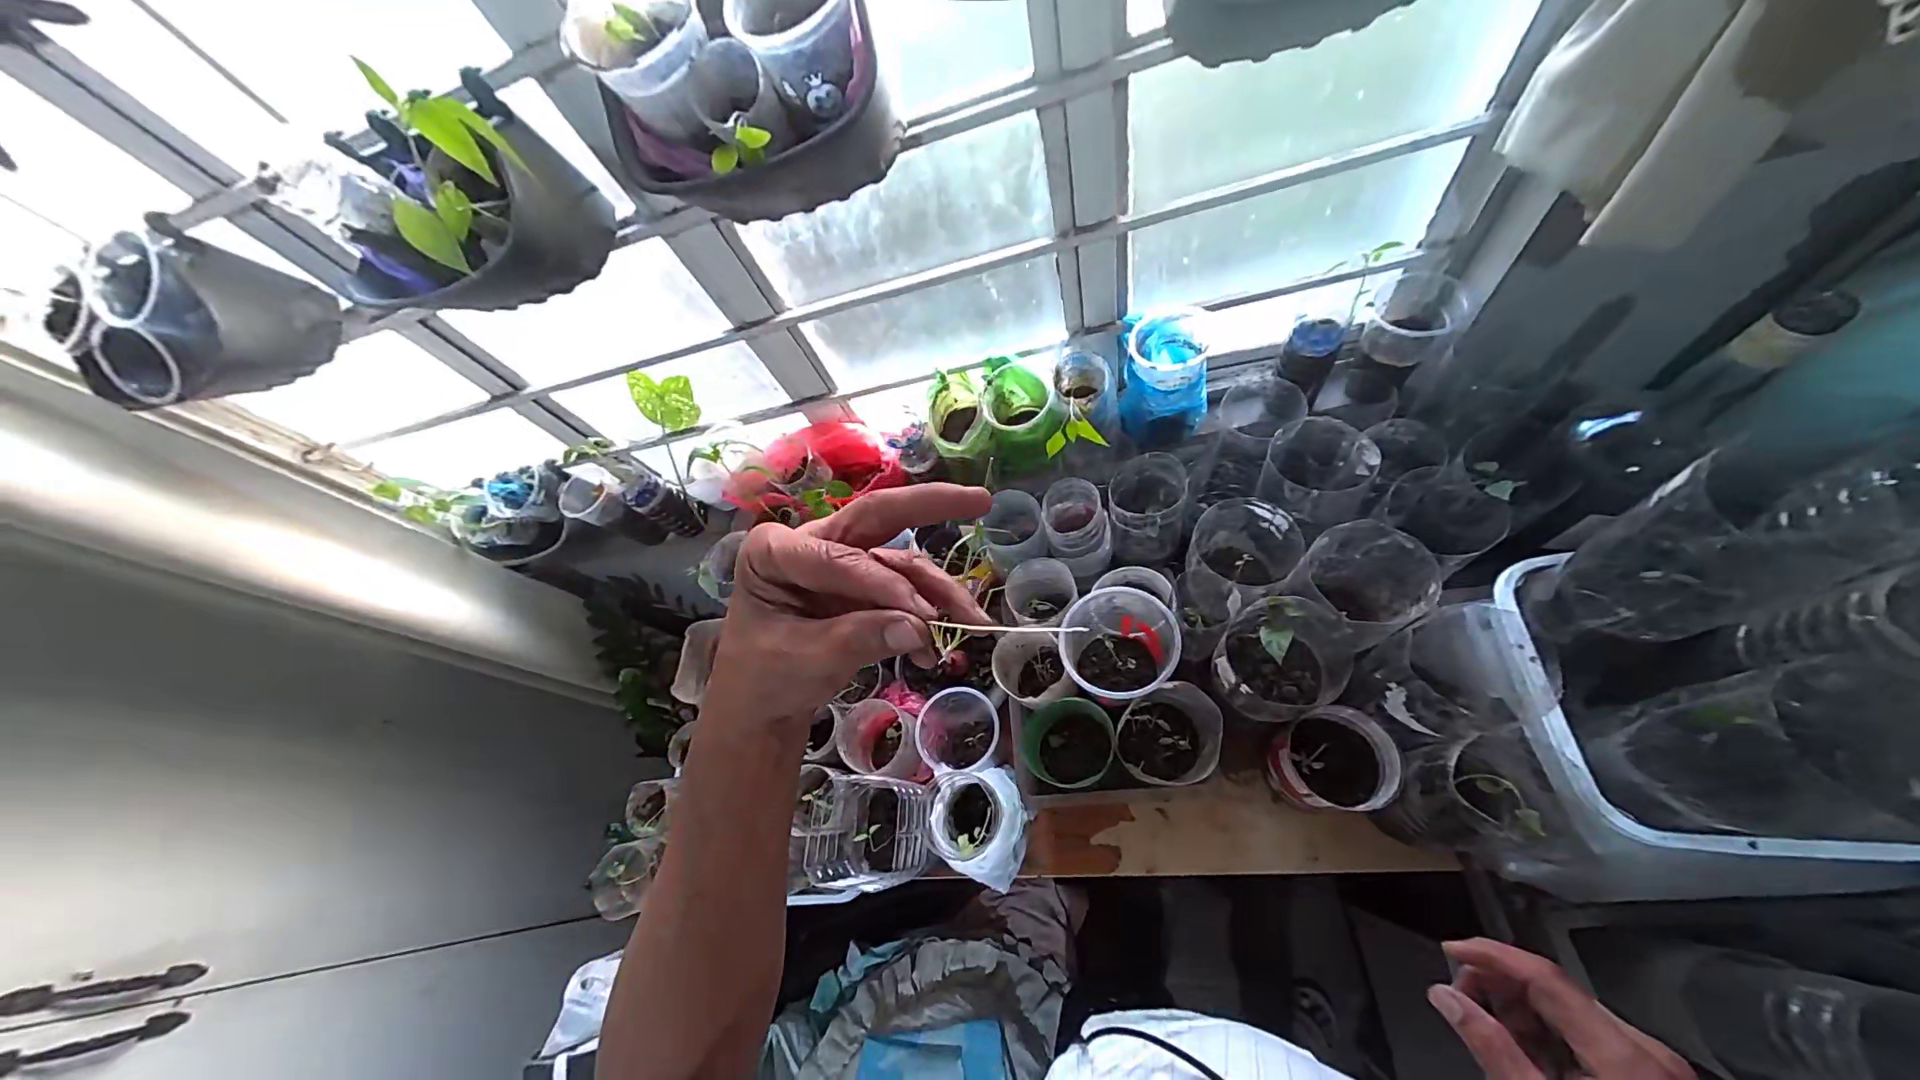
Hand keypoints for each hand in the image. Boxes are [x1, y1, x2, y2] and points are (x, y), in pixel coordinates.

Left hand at [703, 483, 995, 729]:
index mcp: (775, 551)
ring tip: (975, 624)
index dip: (882, 584)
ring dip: (940, 591)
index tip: (922, 617)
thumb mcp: (802, 661)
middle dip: (930, 506)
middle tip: (980, 499)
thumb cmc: (763, 678)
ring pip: (902, 560)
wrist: (762, 705)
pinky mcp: (865, 585)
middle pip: (876, 516)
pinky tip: (937, 647)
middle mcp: (812, 542)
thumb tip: (918, 628)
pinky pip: (906, 589)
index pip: (836, 556)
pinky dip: (930, 613)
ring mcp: (843, 562)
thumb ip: (857, 639)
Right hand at [1428, 939, 1694, 1079]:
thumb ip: (1491, 1048)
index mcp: (1625, 1057)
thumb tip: (1445, 998)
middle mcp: (1648, 1053)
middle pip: (1556, 991)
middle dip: (1501, 989)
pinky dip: (1549, 1036)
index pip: (1545, 976)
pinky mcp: (1653, 1079)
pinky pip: (1588, 1036)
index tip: (1451, 951)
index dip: (1491, 956)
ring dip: (1522, 1013)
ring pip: (1569, 1011)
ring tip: (1494, 1037)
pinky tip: (1528, 1056)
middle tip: (1462, 1001)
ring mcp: (1657, 1068)